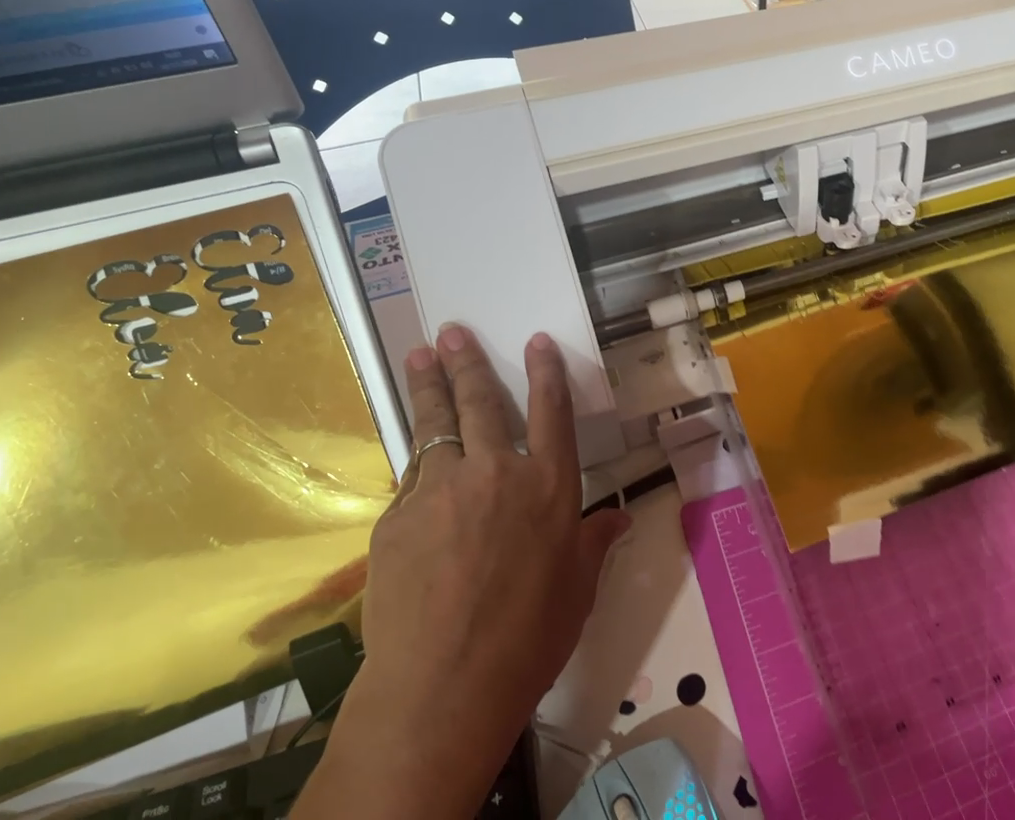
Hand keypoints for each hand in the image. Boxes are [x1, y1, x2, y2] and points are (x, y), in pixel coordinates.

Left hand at [302, 326, 629, 818]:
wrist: (444, 681)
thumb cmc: (530, 638)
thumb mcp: (577, 589)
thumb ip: (593, 543)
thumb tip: (618, 519)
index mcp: (550, 488)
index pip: (551, 414)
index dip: (546, 373)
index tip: (536, 341)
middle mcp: (497, 474)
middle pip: (482, 405)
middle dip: (468, 364)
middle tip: (452, 332)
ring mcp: (441, 490)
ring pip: (435, 426)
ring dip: (428, 387)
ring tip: (420, 354)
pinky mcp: (396, 515)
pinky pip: (411, 478)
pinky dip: (416, 461)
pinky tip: (414, 457)